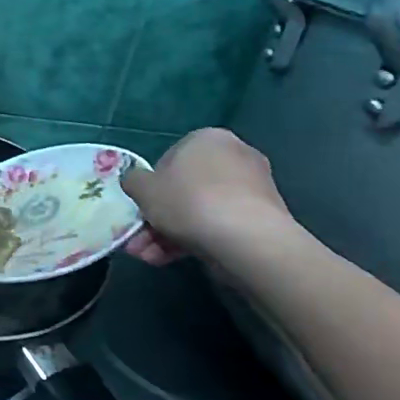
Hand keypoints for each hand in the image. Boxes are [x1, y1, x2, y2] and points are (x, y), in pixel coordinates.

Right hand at [120, 128, 298, 265]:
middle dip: (160, 217)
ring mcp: (254, 188)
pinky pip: (222, 225)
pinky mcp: (266, 218)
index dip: (152, 187)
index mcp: (207, 138)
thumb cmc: (188, 201)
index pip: (170, 160)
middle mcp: (235, 156)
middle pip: (186, 189)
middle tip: (141, 240)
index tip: (142, 209)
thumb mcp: (142, 188)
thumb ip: (134, 181)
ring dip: (172, 234)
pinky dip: (198, 240)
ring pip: (201, 210)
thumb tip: (136, 182)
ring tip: (151, 258)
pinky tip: (172, 261)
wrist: (247, 241)